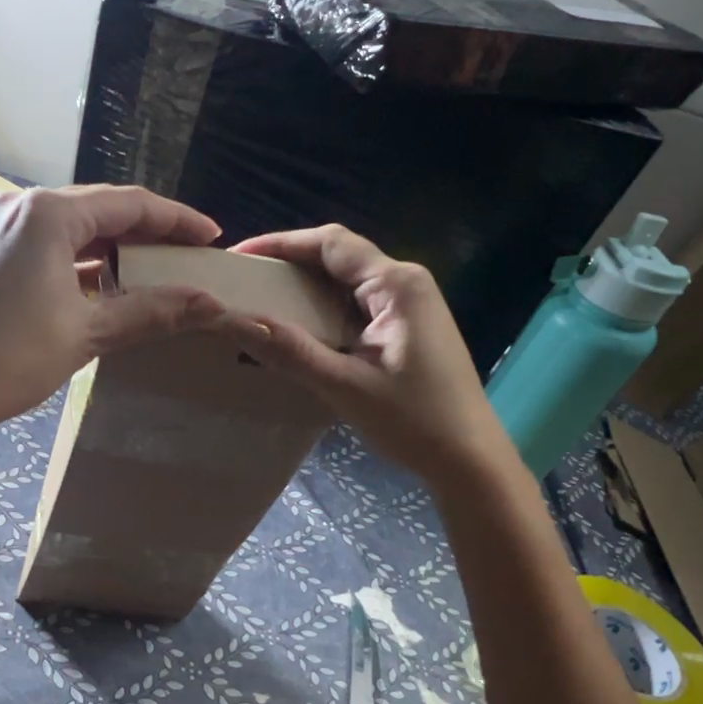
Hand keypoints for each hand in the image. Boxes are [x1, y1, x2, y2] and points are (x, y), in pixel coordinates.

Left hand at [0, 185, 224, 488]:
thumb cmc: (12, 357)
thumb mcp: (88, 332)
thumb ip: (151, 311)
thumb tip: (212, 305)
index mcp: (48, 213)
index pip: (129, 203)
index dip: (176, 220)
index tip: (212, 238)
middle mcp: (23, 208)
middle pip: (102, 211)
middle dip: (149, 234)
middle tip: (191, 257)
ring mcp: (4, 230)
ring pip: (77, 230)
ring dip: (117, 250)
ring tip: (159, 272)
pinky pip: (53, 248)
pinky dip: (85, 264)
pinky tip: (111, 285)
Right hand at [223, 225, 507, 476]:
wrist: (469, 460)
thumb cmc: (415, 421)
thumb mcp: (346, 387)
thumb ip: (290, 351)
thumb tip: (233, 321)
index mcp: (396, 284)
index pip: (331, 243)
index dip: (280, 243)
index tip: (237, 257)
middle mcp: (405, 284)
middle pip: (338, 257)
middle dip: (288, 264)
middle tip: (241, 283)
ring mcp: (409, 307)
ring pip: (346, 283)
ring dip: (304, 289)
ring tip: (259, 304)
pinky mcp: (406, 331)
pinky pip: (356, 307)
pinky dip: (322, 312)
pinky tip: (297, 331)